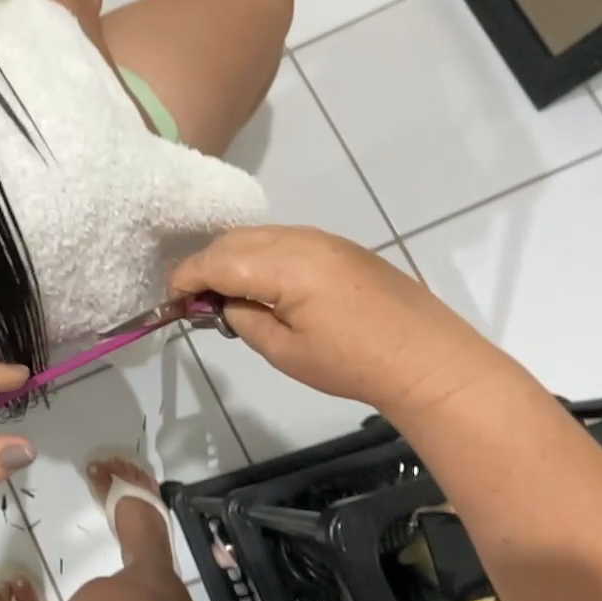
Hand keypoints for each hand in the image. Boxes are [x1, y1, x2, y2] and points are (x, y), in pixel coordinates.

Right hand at [170, 226, 510, 416]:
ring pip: (256, 236)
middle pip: (232, 240)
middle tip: (198, 304)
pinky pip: (282, 240)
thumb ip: (242, 318)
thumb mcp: (283, 351)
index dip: (185, 280)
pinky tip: (261, 287)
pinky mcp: (339, 246)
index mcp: (286, 266)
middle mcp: (302, 240)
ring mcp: (323, 239)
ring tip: (227, 297)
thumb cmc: (351, 364)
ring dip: (231, 259)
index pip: (215, 260)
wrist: (429, 360)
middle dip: (205, 266)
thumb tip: (221, 303)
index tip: (172, 305)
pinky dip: (258, 257)